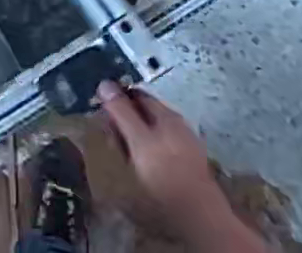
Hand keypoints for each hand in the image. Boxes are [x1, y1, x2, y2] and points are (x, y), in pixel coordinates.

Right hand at [96, 82, 262, 250]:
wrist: (201, 219)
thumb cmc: (165, 175)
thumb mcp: (138, 140)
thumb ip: (121, 111)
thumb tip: (104, 83)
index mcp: (167, 114)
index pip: (136, 93)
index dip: (116, 98)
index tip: (100, 112)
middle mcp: (178, 124)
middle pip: (143, 111)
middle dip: (123, 118)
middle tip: (109, 136)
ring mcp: (184, 144)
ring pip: (150, 130)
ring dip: (132, 136)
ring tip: (122, 153)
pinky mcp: (186, 164)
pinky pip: (158, 147)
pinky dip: (144, 150)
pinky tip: (140, 165)